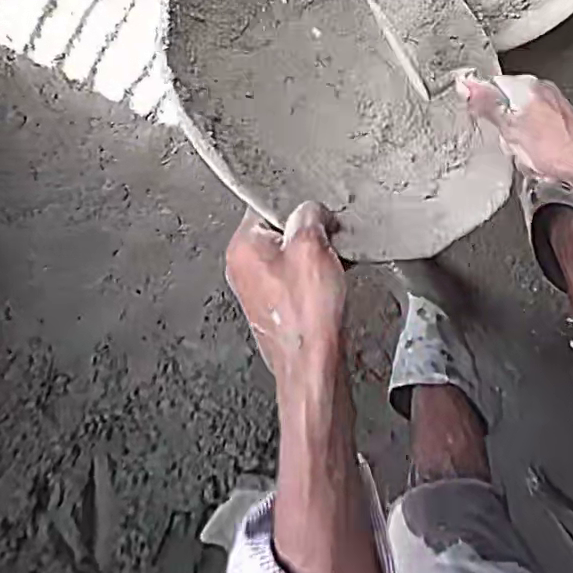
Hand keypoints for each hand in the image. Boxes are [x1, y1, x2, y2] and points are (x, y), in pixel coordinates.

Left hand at [224, 203, 346, 395]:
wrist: (313, 367)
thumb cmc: (307, 315)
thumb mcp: (312, 245)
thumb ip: (309, 214)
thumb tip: (312, 211)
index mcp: (242, 247)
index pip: (268, 205)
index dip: (298, 206)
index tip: (317, 217)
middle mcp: (243, 267)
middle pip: (281, 229)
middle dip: (309, 233)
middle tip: (326, 244)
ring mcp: (258, 289)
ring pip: (291, 253)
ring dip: (315, 255)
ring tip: (330, 268)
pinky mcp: (276, 306)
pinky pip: (297, 277)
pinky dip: (315, 276)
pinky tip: (330, 285)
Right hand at [457, 73, 572, 189]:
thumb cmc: (559, 149)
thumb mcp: (511, 128)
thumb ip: (487, 105)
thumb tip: (466, 85)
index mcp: (528, 86)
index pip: (492, 87)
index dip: (486, 108)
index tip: (490, 124)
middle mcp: (543, 91)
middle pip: (506, 107)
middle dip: (505, 129)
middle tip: (512, 142)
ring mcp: (554, 108)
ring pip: (521, 125)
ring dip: (520, 142)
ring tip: (530, 154)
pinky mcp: (562, 125)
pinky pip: (536, 136)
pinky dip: (536, 149)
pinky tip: (542, 159)